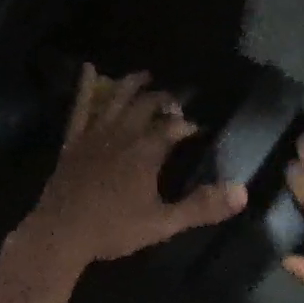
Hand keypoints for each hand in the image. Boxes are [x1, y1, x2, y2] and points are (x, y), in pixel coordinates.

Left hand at [19, 65, 247, 266]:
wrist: (61, 233)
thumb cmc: (114, 230)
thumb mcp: (162, 223)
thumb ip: (201, 207)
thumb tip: (241, 192)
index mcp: (146, 152)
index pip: (174, 128)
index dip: (188, 125)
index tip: (198, 128)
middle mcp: (122, 134)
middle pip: (147, 106)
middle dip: (164, 100)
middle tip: (176, 100)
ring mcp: (94, 135)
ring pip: (116, 98)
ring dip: (132, 84)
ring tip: (145, 75)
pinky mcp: (73, 142)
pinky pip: (80, 107)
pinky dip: (86, 87)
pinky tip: (88, 69)